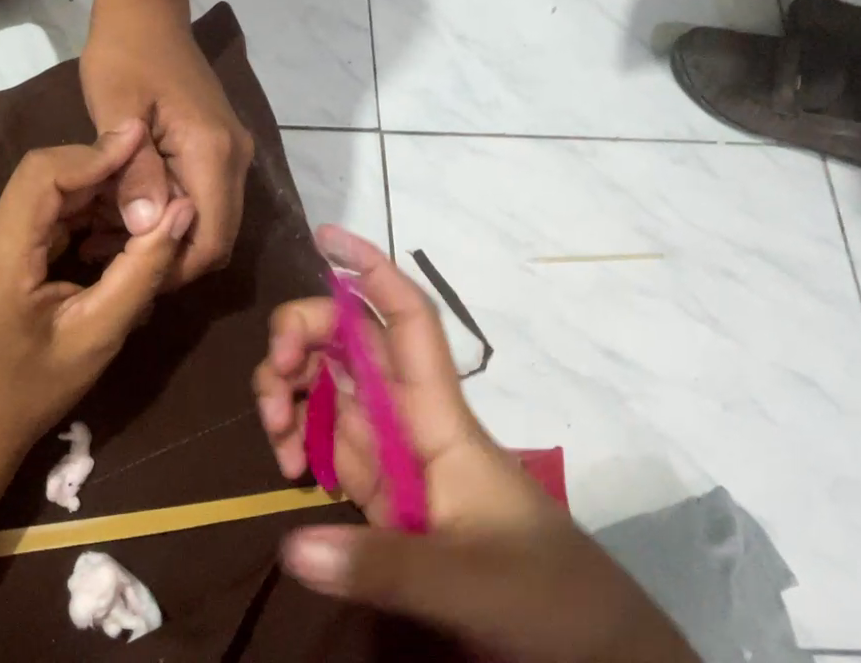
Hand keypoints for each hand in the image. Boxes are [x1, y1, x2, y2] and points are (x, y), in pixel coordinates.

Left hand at [0, 120, 194, 470]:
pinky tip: (119, 229)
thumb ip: (140, 271)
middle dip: (107, 175)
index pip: (43, 174)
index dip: (96, 152)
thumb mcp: (98, 336)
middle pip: (47, 177)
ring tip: (150, 208)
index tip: (145, 138)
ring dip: (98, 195)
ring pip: (47, 192)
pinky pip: (41, 212)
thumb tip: (182, 210)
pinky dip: (82, 215)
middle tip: (163, 184)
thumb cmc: (34, 390)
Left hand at [81, 7, 252, 288]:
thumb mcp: (117, 109)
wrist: (146, 10)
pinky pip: (202, 199)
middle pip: (215, 238)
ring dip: (165, 238)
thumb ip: (136, 170)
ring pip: (208, 221)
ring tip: (108, 241)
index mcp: (213, 153)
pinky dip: (169, 216)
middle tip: (109, 263)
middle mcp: (234, 159)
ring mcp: (230, 154)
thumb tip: (147, 230)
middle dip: (166, 258)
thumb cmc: (124, 55)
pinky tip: (124, 213)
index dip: (172, 267)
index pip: (210, 239)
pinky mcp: (216, 148)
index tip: (123, 276)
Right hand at [252, 226, 696, 662]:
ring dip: (288, 394)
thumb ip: (382, 565)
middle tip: (277, 377)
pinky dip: (296, 441)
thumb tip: (289, 549)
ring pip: (325, 388)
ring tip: (277, 440)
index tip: (323, 238)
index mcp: (436, 414)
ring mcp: (389, 452)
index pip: (403, 322)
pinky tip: (289, 470)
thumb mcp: (468, 581)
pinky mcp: (378, 487)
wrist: (583, 647)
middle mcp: (405, 417)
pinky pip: (324, 439)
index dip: (369, 272)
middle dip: (300, 340)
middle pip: (345, 345)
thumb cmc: (547, 595)